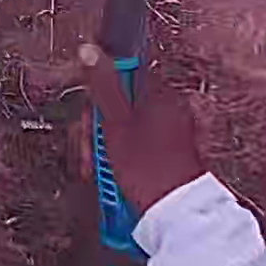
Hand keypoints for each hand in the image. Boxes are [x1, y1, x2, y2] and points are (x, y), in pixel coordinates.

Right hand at [80, 44, 205, 214]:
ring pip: (121, 128)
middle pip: (117, 106)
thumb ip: (103, 85)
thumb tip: (90, 49)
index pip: (117, 79)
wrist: (176, 216)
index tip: (89, 122)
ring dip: (102, 147)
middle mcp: (167, 109)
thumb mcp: (116, 124)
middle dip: (95, 130)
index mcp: (160, 95)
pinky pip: (132, 145)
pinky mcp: (165, 153)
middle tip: (89, 151)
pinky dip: (117, 157)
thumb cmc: (148, 169)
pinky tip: (110, 174)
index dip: (96, 101)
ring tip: (97, 169)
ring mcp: (167, 132)